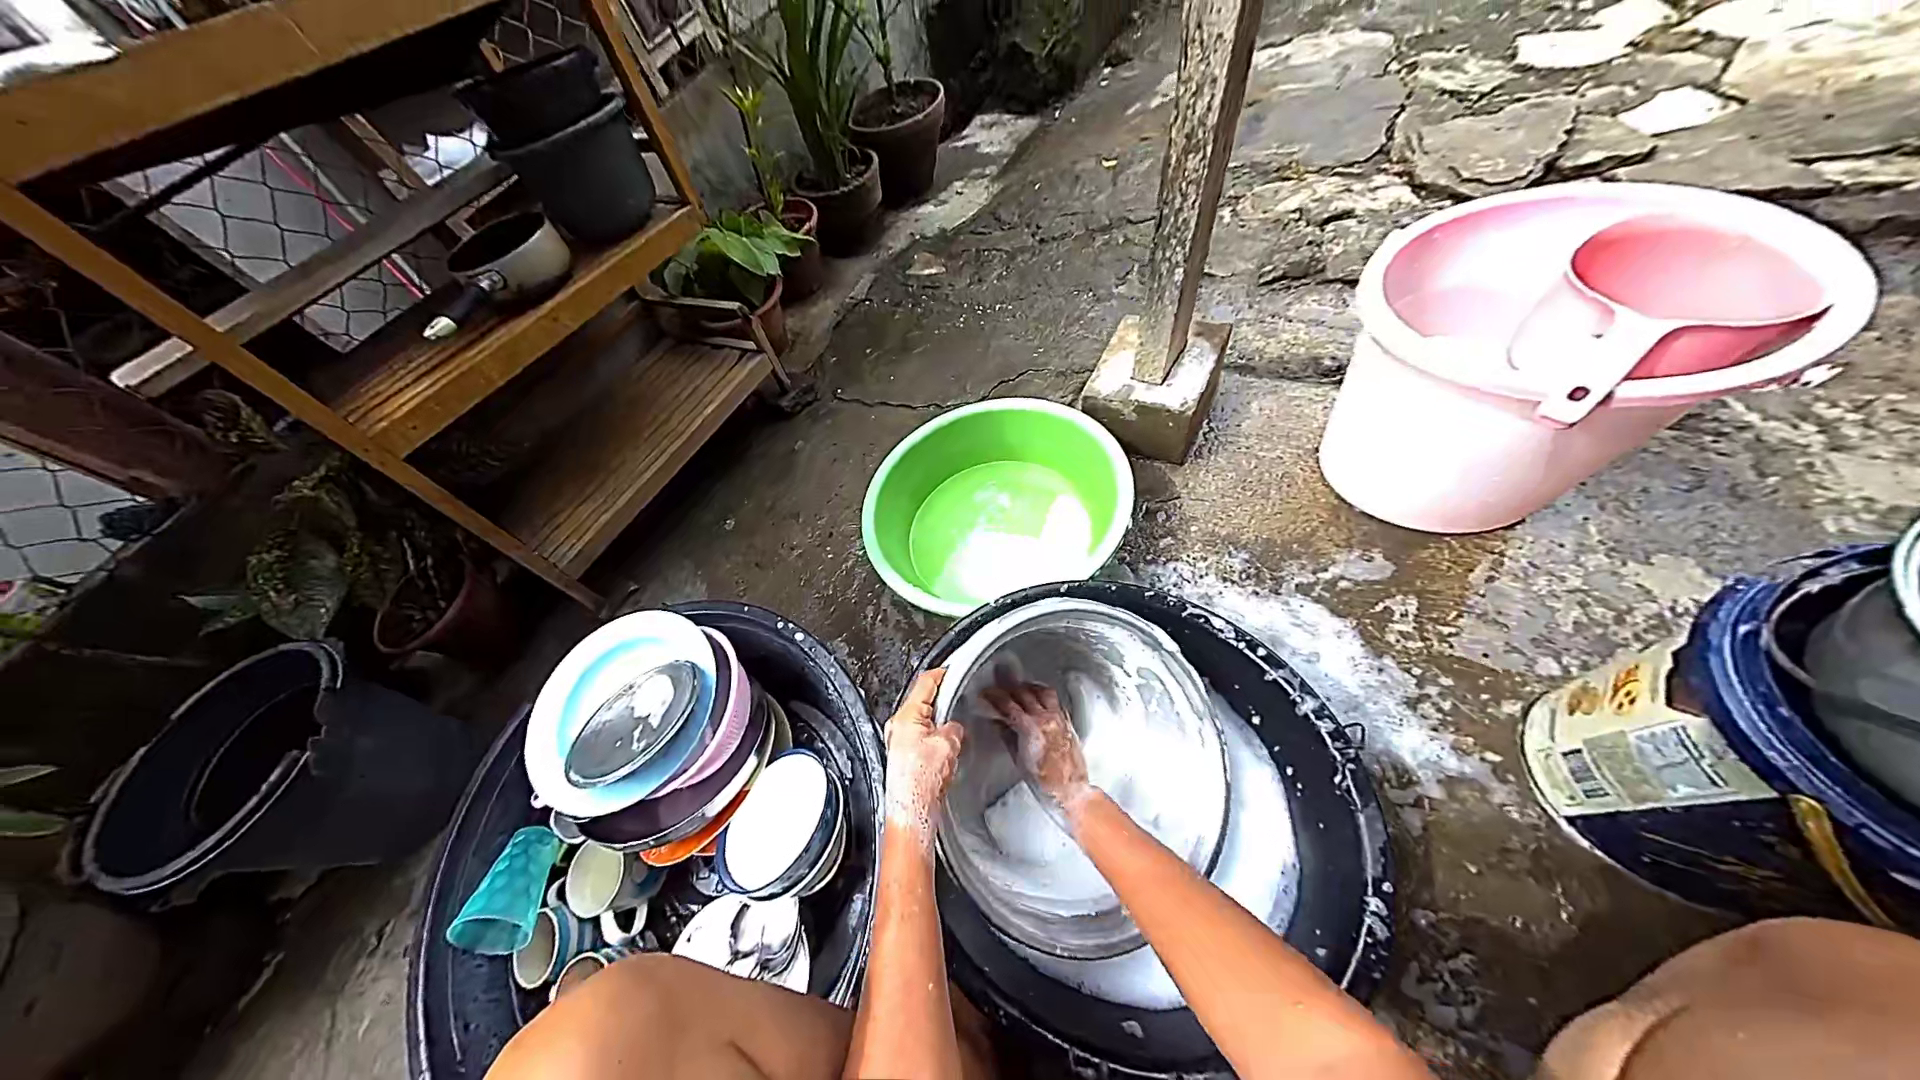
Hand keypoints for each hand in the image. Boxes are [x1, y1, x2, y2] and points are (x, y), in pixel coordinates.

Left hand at [884, 669, 964, 841]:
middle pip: (924, 701)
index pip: (925, 682)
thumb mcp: (948, 744)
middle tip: (959, 702)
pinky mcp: (903, 756)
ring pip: (924, 721)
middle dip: (943, 703)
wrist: (912, 812)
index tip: (953, 668)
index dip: (943, 673)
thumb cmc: (921, 781)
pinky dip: (935, 740)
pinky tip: (946, 754)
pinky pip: (922, 738)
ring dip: (940, 724)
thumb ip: (953, 726)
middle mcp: (898, 726)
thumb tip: (954, 727)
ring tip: (953, 737)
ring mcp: (899, 741)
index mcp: (906, 716)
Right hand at [983, 682, 1092, 812]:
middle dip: (1009, 689)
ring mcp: (1058, 719)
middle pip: (1024, 693)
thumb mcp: (1019, 759)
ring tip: (1020, 688)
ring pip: (1043, 692)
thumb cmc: (1045, 781)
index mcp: (1031, 728)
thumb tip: (999, 724)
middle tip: (999, 688)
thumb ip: (1008, 736)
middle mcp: (1046, 719)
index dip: (995, 697)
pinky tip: (1040, 698)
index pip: (1008, 705)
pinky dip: (1044, 695)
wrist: (1069, 789)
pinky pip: (1056, 701)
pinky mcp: (1067, 723)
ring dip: (1029, 687)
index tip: (987, 694)